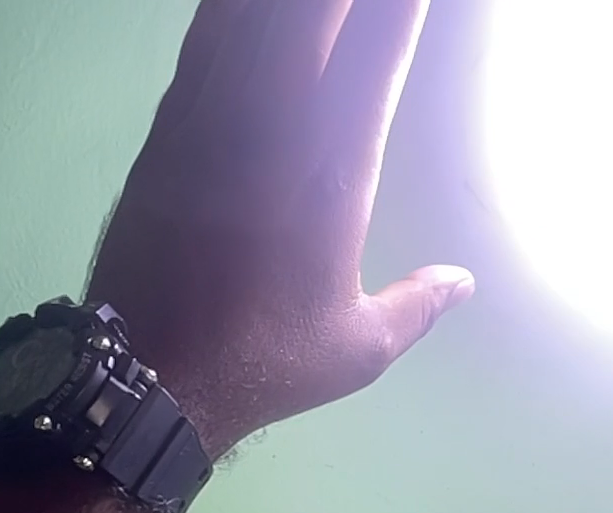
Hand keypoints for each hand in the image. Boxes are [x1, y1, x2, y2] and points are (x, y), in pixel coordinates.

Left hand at [86, 0, 473, 453]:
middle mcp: (272, 123)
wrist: (149, 375)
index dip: (401, 3)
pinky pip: (205, 36)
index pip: (380, 42)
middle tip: (367, 0)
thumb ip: (418, 306)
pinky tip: (249, 9)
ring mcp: (209, 118)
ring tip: (321, 2)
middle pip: (311, 5)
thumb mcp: (357, 348)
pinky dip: (235, 9)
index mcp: (333, 171)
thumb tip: (463, 282)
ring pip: (249, 8)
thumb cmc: (261, 362)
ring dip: (291, 0)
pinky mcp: (165, 130)